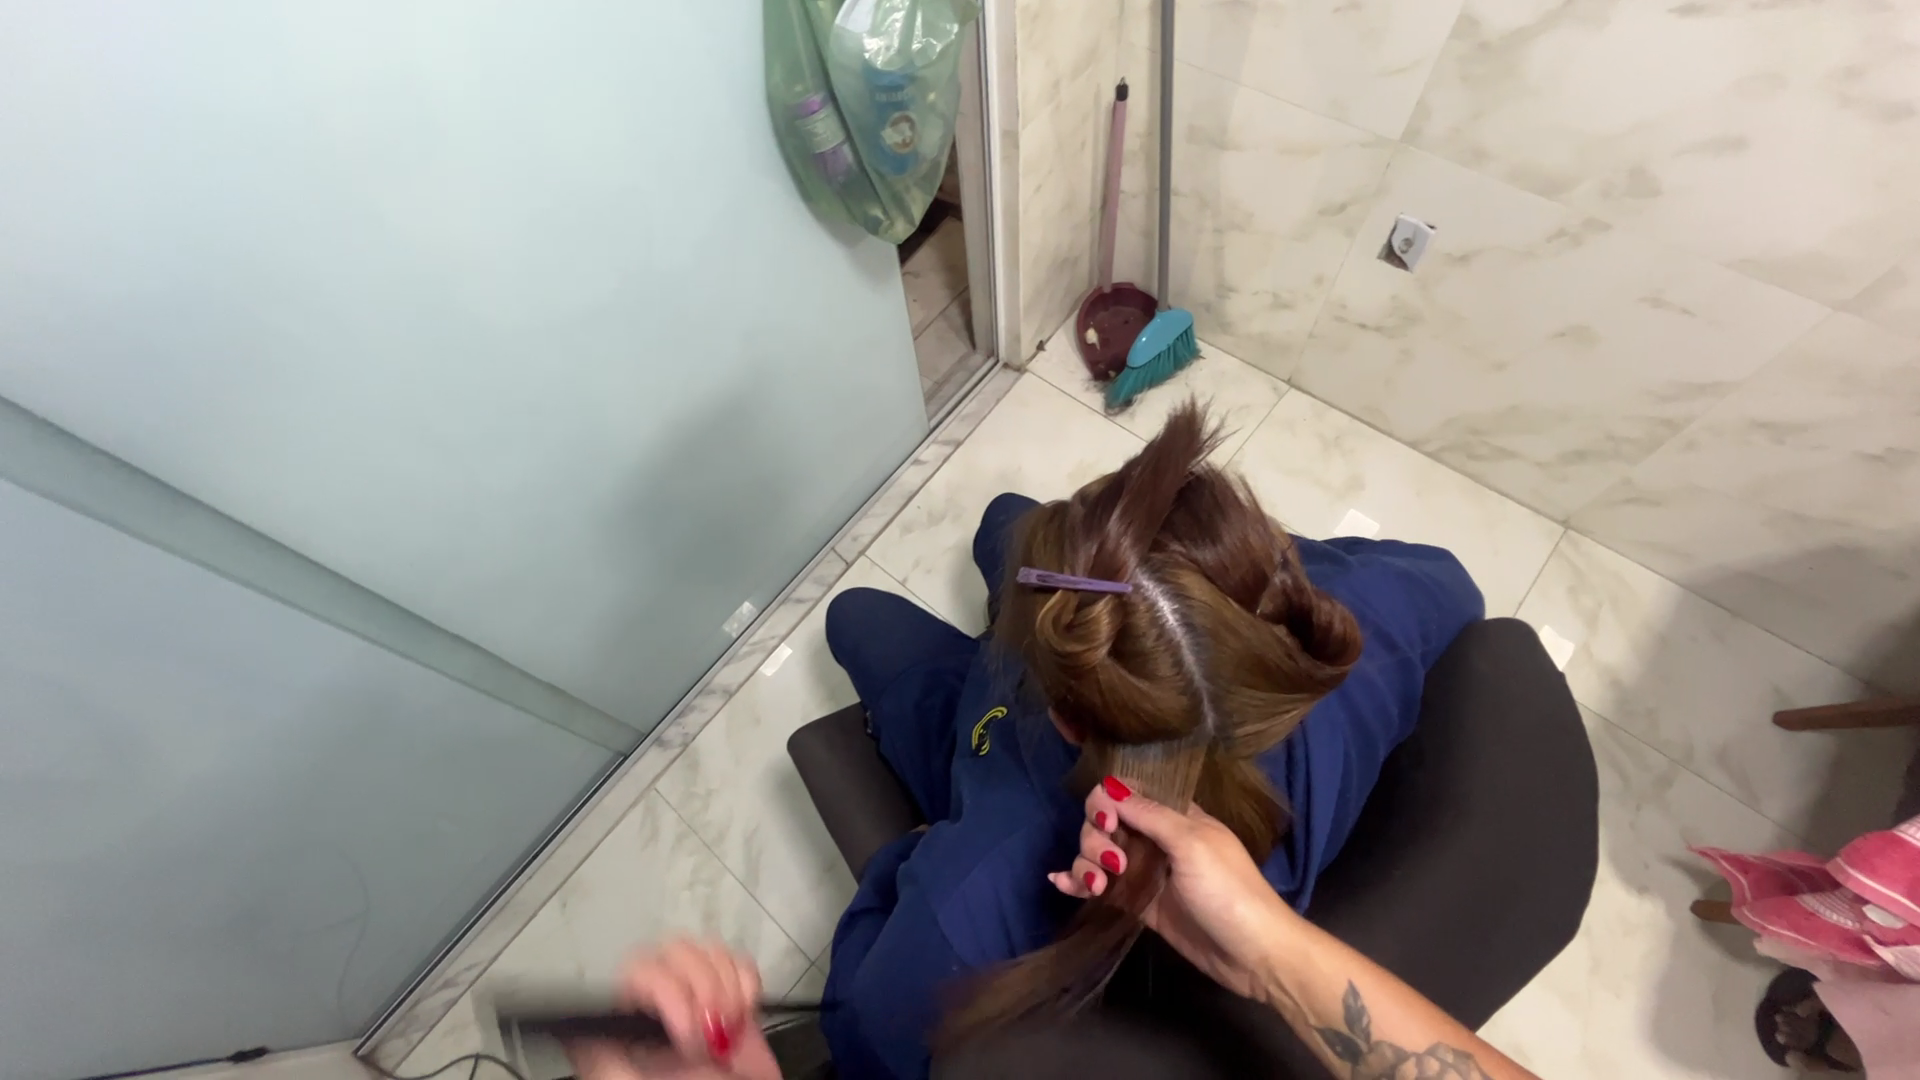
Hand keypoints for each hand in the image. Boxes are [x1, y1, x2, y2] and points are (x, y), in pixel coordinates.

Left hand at [564, 940, 780, 1079]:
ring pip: (709, 951)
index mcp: (629, 1024)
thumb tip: (573, 1030)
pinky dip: (746, 985)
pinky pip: (739, 962)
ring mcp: (698, 996)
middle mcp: (660, 1004)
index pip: (637, 969)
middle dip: (703, 987)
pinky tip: (741, 1017)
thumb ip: (604, 1061)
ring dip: (727, 988)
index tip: (684, 1029)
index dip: (665, 987)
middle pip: (677, 951)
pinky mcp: (732, 996)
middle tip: (710, 1034)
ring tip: (725, 1031)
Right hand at [1048, 777, 1301, 1000]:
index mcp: (1172, 814)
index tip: (1108, 822)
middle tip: (1114, 863)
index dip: (1107, 801)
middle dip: (1095, 838)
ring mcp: (1144, 870)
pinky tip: (1061, 883)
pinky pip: (1101, 885)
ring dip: (1086, 863)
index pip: (1125, 791)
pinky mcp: (1138, 903)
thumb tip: (1109, 784)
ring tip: (1098, 887)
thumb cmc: (1229, 890)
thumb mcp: (1191, 844)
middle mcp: (1154, 837)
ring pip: (1098, 853)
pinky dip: (1078, 882)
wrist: (1256, 956)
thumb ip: (1148, 813)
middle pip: (1103, 822)